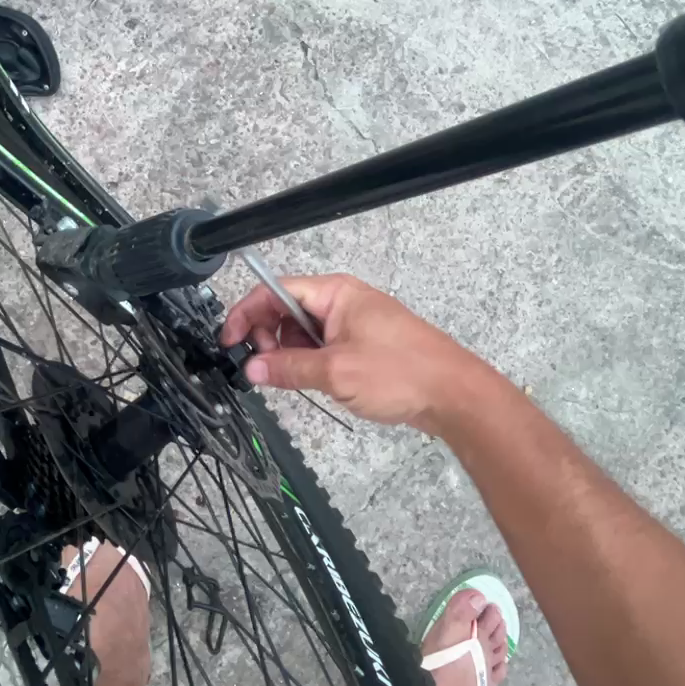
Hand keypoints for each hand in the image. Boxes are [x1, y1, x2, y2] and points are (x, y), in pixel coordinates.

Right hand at [218, 274, 499, 433]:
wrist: (454, 395)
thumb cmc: (402, 372)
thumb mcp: (336, 372)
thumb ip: (289, 368)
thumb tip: (253, 368)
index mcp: (335, 293)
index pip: (275, 290)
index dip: (246, 313)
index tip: (230, 339)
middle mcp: (343, 301)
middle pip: (286, 309)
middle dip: (268, 336)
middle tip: (264, 366)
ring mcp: (354, 322)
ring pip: (304, 330)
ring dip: (289, 352)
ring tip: (290, 378)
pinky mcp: (363, 344)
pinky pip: (323, 345)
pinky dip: (309, 360)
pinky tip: (311, 381)